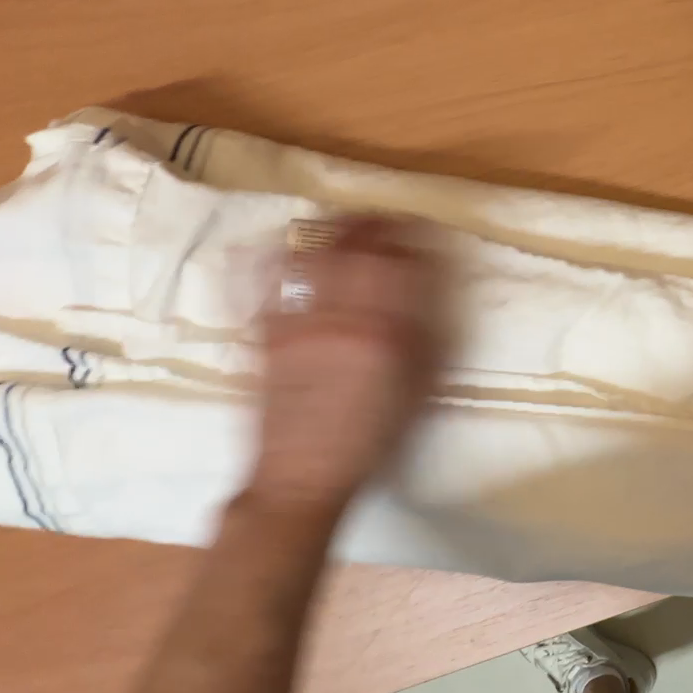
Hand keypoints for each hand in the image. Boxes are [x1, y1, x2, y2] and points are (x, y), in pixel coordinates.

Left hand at [249, 215, 439, 515]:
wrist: (302, 475)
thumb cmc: (374, 440)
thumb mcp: (419, 391)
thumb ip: (425, 340)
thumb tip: (430, 298)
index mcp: (384, 334)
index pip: (403, 264)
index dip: (415, 236)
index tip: (424, 228)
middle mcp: (339, 319)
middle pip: (354, 249)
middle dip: (372, 222)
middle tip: (385, 217)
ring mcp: (295, 324)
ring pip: (309, 257)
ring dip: (326, 232)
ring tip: (338, 224)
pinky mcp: (263, 335)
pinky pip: (262, 285)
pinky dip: (269, 259)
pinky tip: (277, 249)